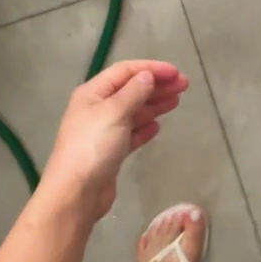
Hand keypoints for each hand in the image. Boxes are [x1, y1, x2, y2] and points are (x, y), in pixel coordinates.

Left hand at [41, 60, 188, 219]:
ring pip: (133, 111)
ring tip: (176, 101)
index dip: (151, 68)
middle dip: (156, 85)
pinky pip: (130, 133)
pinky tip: (158, 126)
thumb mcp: (114, 113)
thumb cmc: (93, 147)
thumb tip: (147, 76)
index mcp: (92, 93)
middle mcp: (96, 108)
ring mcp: (103, 131)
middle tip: (184, 85)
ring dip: (154, 104)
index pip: (124, 71)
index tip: (176, 73)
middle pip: (130, 90)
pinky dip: (144, 127)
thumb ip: (133, 92)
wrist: (76, 192)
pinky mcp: (110, 152)